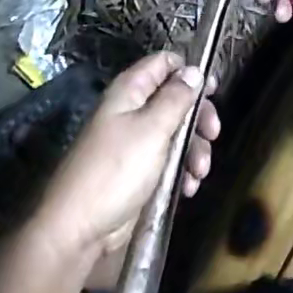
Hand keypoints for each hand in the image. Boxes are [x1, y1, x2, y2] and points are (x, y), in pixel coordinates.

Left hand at [31, 52, 220, 257]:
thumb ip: (176, 98)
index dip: (189, 72)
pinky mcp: (138, 171)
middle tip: (213, 134)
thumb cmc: (117, 169)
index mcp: (130, 91)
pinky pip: (168, 161)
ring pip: (176, 133)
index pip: (163, 64)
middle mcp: (132, 111)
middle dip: (198, 118)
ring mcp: (134, 142)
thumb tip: (194, 71)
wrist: (79, 228)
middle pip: (175, 100)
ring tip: (198, 173)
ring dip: (193, 150)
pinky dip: (181, 171)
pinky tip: (187, 188)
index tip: (213, 90)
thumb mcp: (153, 129)